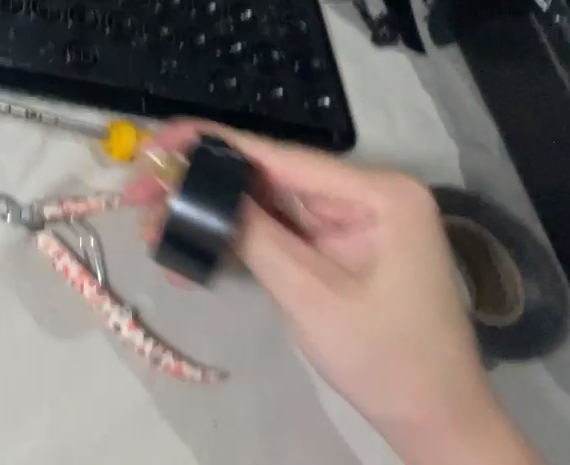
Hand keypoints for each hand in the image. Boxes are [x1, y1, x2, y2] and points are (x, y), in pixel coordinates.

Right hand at [127, 122, 532, 464]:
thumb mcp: (308, 291)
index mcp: (374, 192)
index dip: (201, 145)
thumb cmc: (385, 357)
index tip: (148, 149)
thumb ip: (245, 228)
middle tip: (136, 197)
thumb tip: (179, 180)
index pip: (271, 154)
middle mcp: (356, 192)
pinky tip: (182, 250)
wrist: (434, 423)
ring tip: (150, 231)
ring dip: (198, 213)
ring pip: (248, 197)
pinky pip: (260, 223)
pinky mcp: (323, 238)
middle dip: (191, 185)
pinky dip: (221, 235)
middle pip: (253, 172)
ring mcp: (340, 215)